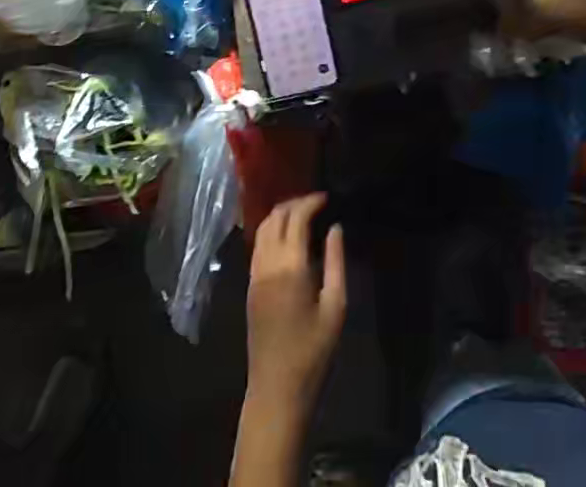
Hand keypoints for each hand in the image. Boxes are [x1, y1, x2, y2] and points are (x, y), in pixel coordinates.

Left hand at [247, 194, 345, 403]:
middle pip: (275, 217)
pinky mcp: (250, 285)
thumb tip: (335, 229)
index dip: (311, 202)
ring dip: (281, 214)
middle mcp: (267, 264)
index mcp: (290, 267)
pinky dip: (271, 230)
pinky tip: (287, 235)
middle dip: (295, 203)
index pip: (296, 219)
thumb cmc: (314, 350)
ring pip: (262, 229)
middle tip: (317, 202)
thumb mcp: (336, 307)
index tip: (327, 197)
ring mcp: (254, 274)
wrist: (277, 387)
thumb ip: (336, 262)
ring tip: (303, 213)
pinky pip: (258, 245)